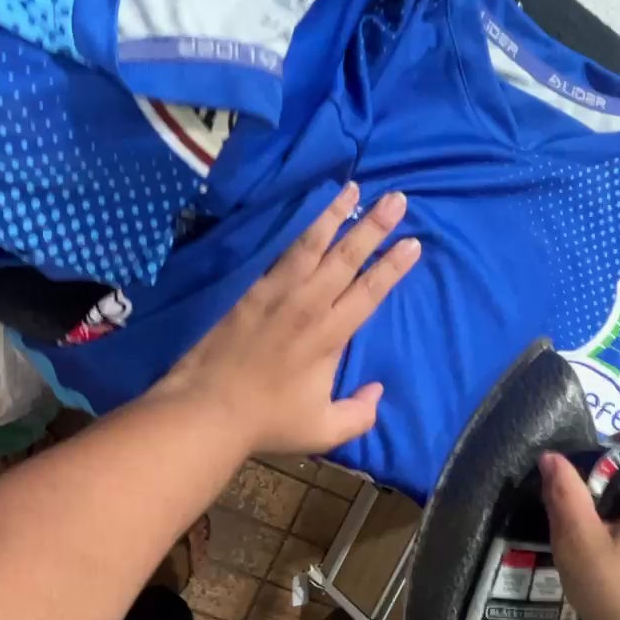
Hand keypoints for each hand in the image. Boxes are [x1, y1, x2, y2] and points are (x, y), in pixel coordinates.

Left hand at [150, 183, 420, 455]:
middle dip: (374, 227)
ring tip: (354, 189)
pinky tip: (307, 218)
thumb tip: (377, 392)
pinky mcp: (249, 292)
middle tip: (397, 199)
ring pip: (311, 246)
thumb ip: (358, 415)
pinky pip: (279, 254)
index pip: (368, 292)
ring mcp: (275, 294)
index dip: (392, 267)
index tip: (412, 243)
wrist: (207, 407)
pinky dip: (297, 232)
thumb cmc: (266, 421)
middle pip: (346, 258)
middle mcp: (307, 306)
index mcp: (329, 336)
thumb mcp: (322, 430)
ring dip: (335, 215)